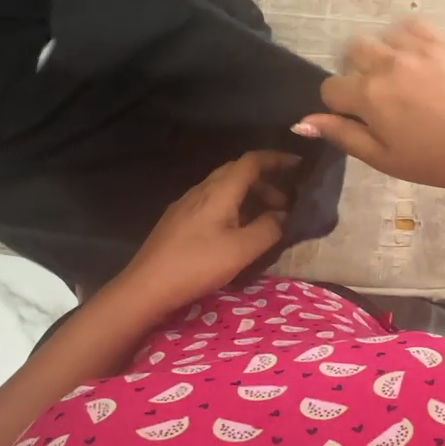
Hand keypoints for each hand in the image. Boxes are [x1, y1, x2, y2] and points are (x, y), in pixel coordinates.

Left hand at [110, 150, 299, 317]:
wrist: (145, 286)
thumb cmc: (196, 265)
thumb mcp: (240, 250)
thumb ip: (267, 229)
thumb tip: (284, 215)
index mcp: (219, 190)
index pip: (251, 161)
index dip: (276, 159)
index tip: (299, 165)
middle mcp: (202, 189)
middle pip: (238, 172)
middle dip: (266, 181)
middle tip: (286, 202)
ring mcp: (187, 203)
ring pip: (225, 187)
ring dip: (249, 196)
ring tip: (266, 219)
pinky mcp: (179, 219)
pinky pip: (213, 201)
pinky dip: (233, 206)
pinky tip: (237, 230)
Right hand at [293, 19, 444, 198]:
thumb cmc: (437, 160)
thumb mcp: (383, 158)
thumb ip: (342, 135)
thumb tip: (301, 123)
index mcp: (368, 96)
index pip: (331, 88)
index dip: (339, 105)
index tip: (359, 118)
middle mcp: (386, 64)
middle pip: (351, 53)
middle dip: (357, 73)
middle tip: (379, 98)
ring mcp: (415, 48)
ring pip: (378, 38)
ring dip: (381, 55)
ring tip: (401, 79)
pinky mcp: (441, 40)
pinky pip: (409, 26)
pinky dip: (406, 39)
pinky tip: (418, 60)